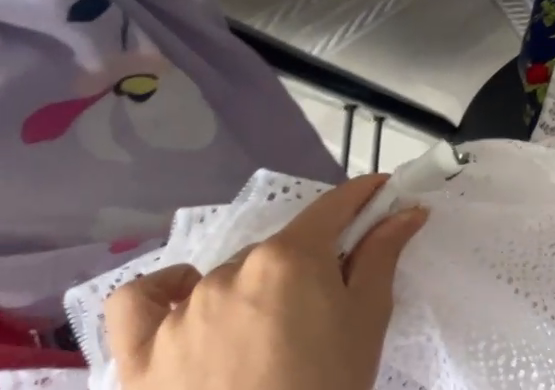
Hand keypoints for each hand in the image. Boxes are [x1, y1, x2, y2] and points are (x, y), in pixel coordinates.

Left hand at [105, 173, 428, 389]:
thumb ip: (382, 254)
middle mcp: (231, 272)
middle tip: (331, 295)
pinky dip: (165, 291)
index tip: (384, 195)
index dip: (364, 195)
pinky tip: (186, 300)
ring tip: (270, 326)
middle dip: (310, 258)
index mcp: (291, 257)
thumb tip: (405, 211)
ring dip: (254, 285)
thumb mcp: (369, 316)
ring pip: (226, 274)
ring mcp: (178, 314)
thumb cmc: (327, 381)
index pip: (333, 205)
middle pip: (281, 247)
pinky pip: (140, 303)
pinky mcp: (139, 356)